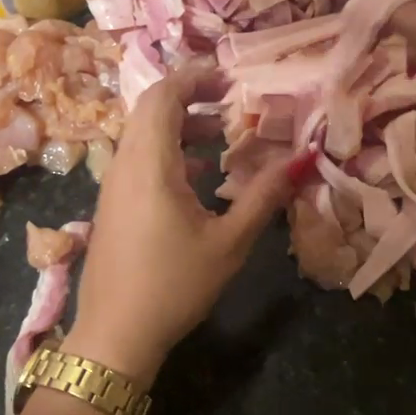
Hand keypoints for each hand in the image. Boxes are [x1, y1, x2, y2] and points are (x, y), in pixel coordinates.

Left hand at [62, 70, 304, 387]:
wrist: (115, 335)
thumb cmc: (174, 286)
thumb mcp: (229, 242)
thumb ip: (264, 195)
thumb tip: (303, 157)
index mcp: (150, 164)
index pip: (163, 96)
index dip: (194, 79)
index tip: (229, 80)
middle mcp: (125, 164)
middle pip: (149, 109)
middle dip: (188, 97)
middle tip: (228, 102)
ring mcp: (113, 184)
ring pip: (141, 133)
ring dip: (177, 124)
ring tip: (218, 136)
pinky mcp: (112, 204)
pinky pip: (136, 157)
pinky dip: (165, 149)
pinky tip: (196, 174)